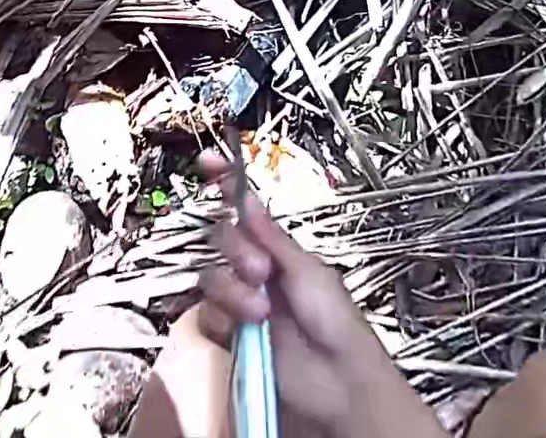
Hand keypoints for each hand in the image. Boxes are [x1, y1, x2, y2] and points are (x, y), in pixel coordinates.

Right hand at [195, 152, 444, 437]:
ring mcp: (239, 300)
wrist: (338, 384)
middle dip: (238, 250)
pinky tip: (245, 329)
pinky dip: (222, 318)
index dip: (224, 183)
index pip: (243, 206)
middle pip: (223, 237)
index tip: (207, 161)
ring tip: (260, 312)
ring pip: (212, 275)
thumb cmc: (335, 321)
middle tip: (261, 270)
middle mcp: (253, 268)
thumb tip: (246, 196)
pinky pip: (206, 314)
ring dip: (233, 291)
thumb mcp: (308, 270)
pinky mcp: (228, 335)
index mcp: (275, 247)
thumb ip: (272, 237)